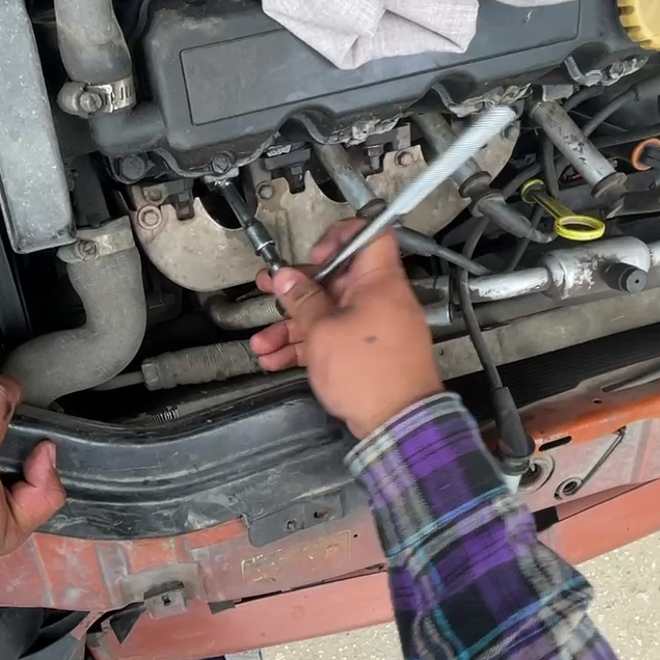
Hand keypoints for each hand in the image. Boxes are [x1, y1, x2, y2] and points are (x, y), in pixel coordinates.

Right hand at [248, 221, 443, 438]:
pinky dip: (306, 347)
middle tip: (270, 291)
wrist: (396, 423)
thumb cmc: (369, 375)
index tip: (313, 256)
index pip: (368, 236)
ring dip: (292, 328)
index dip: (338, 238)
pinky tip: (276, 360)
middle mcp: (379, 300)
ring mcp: (373, 327)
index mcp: (378, 282)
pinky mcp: (366, 352)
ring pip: (327, 315)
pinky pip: (332, 339)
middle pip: (335, 281)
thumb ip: (302, 300)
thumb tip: (287, 278)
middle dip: (296, 291)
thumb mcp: (322, 331)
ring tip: (263, 343)